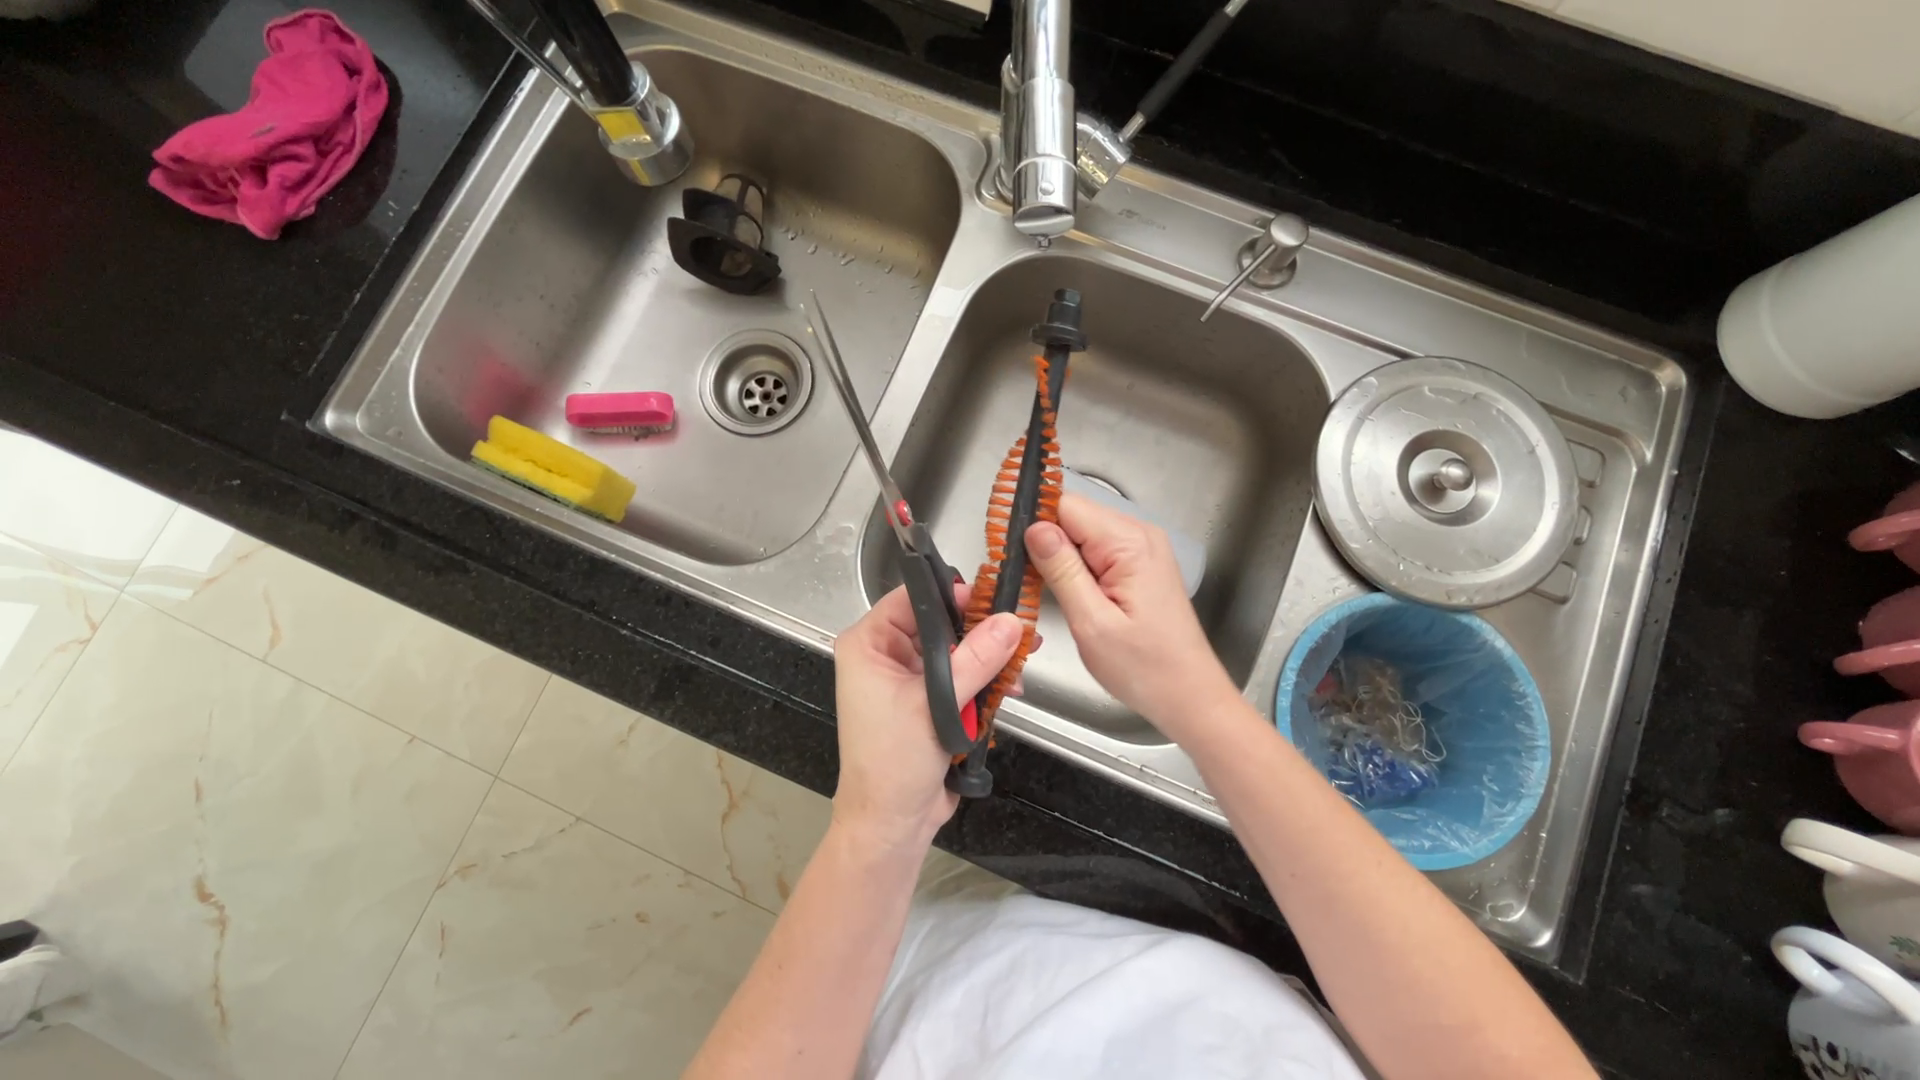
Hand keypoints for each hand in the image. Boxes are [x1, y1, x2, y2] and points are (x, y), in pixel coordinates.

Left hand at [832, 584, 1023, 847]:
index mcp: (868, 645)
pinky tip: (1007, 690)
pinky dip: (984, 684)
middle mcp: (886, 656)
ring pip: (957, 653)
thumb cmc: (892, 763)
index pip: (912, 599)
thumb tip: (1009, 622)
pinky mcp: (929, 703)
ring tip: (1018, 668)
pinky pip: (962, 679)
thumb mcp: (935, 704)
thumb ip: (975, 660)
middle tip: (1019, 632)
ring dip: (988, 661)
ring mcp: (908, 680)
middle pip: (940, 625)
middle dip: (980, 632)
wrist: (892, 824)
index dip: (952, 596)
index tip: (991, 601)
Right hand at [1025, 493, 1236, 735]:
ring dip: (1058, 557)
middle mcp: (1139, 535)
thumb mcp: (1092, 622)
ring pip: (1081, 533)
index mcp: (1129, 543)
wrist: (1189, 696)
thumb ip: (1062, 571)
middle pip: (1073, 516)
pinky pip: (1096, 551)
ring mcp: (1142, 550)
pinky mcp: (1139, 566)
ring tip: (1044, 592)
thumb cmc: (1145, 669)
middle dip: (1043, 542)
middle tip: (1022, 580)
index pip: (1066, 506)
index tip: (1007, 550)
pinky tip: (1068, 594)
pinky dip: (1075, 567)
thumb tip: (1034, 529)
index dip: (1033, 524)